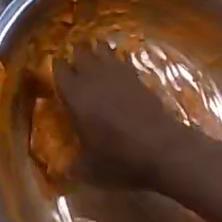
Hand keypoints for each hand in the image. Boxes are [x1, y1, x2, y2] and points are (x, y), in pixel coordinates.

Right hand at [53, 43, 190, 187]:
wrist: (163, 150)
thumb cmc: (121, 158)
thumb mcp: (92, 169)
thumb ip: (74, 166)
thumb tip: (62, 172)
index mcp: (75, 93)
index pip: (58, 68)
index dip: (58, 69)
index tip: (60, 77)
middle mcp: (91, 76)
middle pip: (80, 51)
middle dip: (77, 56)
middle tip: (78, 69)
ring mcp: (115, 72)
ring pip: (101, 48)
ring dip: (97, 53)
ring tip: (97, 63)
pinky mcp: (136, 76)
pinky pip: (121, 59)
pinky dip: (117, 61)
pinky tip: (119, 72)